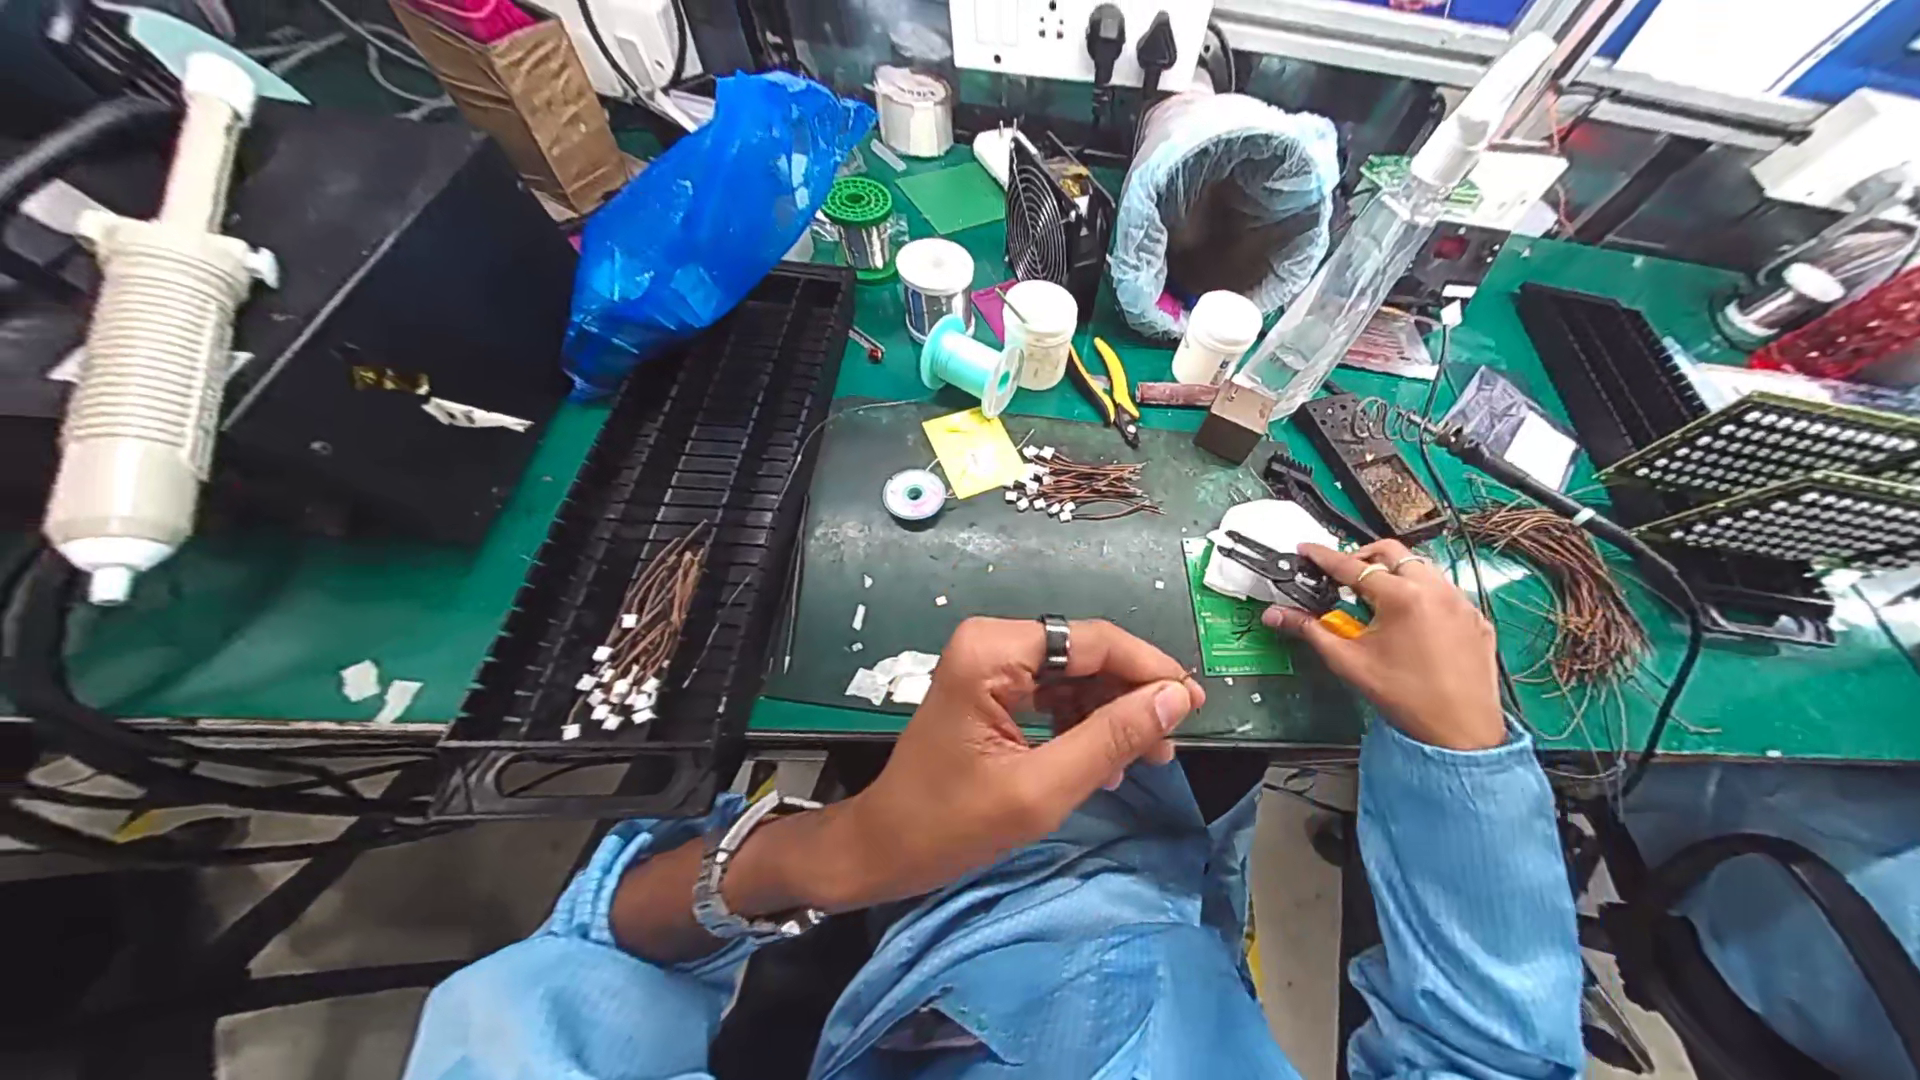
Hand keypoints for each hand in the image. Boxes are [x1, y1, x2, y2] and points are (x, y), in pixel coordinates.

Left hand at [825, 617, 1203, 907]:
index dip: (1148, 668)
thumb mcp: (1042, 788)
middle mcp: (990, 642)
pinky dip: (1081, 723)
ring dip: (1108, 714)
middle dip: (1129, 697)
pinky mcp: (990, 686)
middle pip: (1084, 654)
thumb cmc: (951, 824)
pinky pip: (1052, 692)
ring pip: (1073, 674)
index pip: (1091, 640)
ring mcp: (988, 662)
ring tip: (1137, 762)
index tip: (1193, 703)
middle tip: (1166, 746)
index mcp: (992, 651)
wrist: (885, 846)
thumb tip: (1175, 698)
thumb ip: (1112, 738)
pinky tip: (1099, 762)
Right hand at [1263, 540, 1503, 751]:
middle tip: (1342, 575)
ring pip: (1421, 566)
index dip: (1323, 556)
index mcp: (1402, 598)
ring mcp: (1461, 603)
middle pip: (1392, 551)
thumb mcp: (1347, 659)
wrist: (1460, 731)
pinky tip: (1405, 616)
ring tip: (1373, 597)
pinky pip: (1443, 589)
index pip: (1351, 566)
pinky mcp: (1475, 618)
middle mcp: (1436, 591)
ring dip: (1392, 571)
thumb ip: (1309, 629)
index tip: (1308, 550)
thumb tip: (1277, 615)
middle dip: (1361, 556)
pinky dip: (1419, 591)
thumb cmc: (1405, 696)